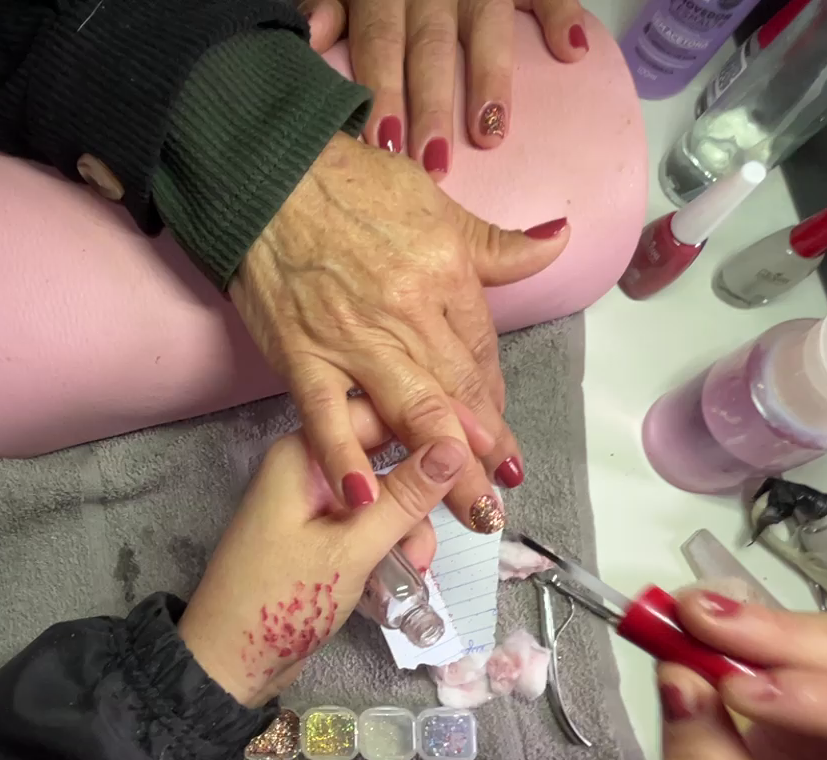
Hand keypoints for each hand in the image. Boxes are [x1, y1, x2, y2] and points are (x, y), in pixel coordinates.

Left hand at [179, 408, 472, 704]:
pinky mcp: (318, 535)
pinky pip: (367, 525)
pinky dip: (389, 546)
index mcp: (304, 452)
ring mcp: (312, 502)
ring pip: (383, 498)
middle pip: (388, 458)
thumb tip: (456, 444)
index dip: (437, 429)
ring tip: (416, 570)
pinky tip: (401, 576)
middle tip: (471, 521)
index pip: (382, 413)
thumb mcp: (351, 548)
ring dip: (408, 530)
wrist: (227, 660)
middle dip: (425, 495)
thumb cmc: (282, 599)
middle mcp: (308, 466)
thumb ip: (406, 497)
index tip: (487, 452)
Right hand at [231, 134, 567, 534]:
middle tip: (496, 503)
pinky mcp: (302, 356)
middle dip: (481, 454)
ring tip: (461, 515)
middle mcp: (408, 315)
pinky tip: (364, 498)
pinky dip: (344, 457)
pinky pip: (327, 415)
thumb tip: (558, 238)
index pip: (481, 355)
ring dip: (438, 468)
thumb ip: (495, 242)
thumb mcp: (434, 202)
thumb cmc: (349, 185)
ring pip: (408, 412)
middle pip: (457, 396)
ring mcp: (353, 341)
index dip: (493, 406)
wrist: (268, 178)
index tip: (500, 445)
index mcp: (445, 276)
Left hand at [302, 0, 590, 169]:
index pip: (379, 44)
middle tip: (433, 164)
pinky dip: (561, 13)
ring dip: (489, 79)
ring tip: (490, 133)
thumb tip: (308, 34)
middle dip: (431, 107)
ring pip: (485, 25)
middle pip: (429, 47)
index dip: (381, 91)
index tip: (383, 144)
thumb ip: (329, 6)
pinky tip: (571, 52)